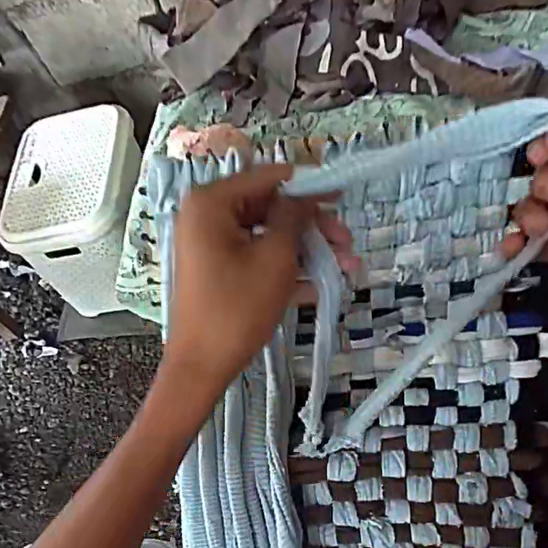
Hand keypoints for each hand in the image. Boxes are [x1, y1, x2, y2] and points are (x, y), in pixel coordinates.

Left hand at [161, 164, 348, 401]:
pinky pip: (255, 259)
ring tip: (345, 267)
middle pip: (269, 209)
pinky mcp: (217, 272)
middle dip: (312, 228)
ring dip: (306, 252)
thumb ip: (293, 218)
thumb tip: (305, 196)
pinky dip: (285, 269)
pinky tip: (320, 285)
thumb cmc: (236, 310)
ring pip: (267, 237)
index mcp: (211, 203)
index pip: (268, 179)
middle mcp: (205, 217)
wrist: (201, 367)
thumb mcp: (275, 258)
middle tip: (347, 243)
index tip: (341, 193)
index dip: (309, 186)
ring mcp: (209, 246)